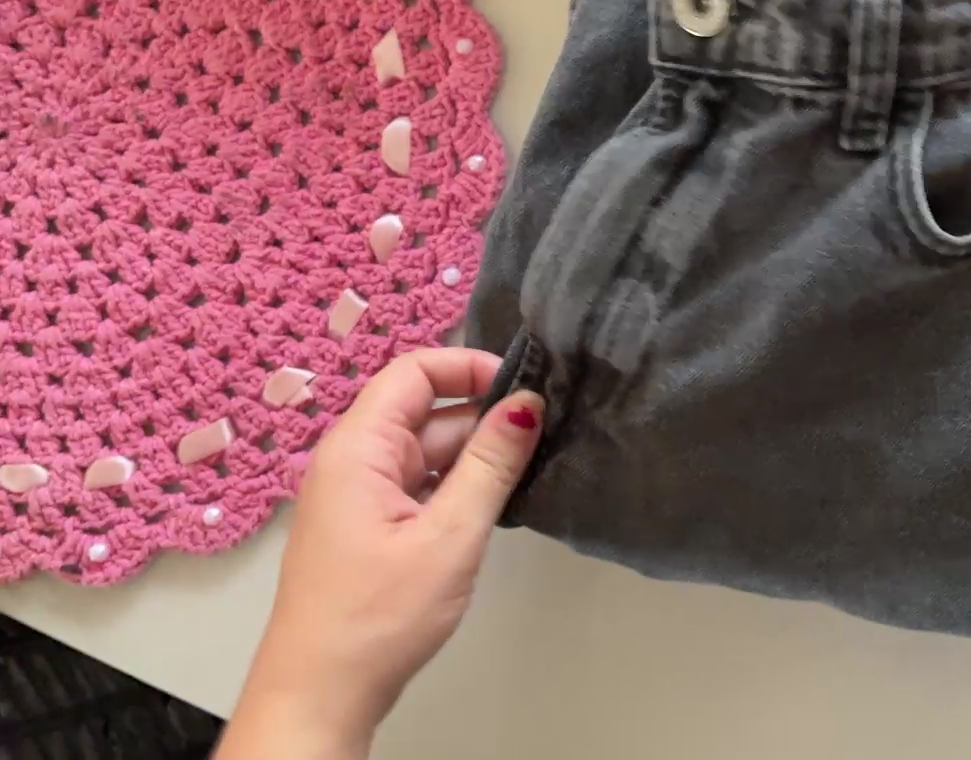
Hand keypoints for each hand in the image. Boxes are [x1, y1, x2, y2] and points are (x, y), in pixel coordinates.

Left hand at [218, 349, 543, 758]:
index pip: (415, 372)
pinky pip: (433, 477)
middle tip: (550, 427)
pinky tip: (506, 492)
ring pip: (437, 444)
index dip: (470, 366)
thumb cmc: (380, 615)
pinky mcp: (382, 521)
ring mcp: (369, 493)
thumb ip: (493, 461)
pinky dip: (470, 477)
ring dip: (484, 449)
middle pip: (431, 407)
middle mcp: (359, 462)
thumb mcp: (450, 533)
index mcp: (359, 451)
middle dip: (489, 412)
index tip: (526, 389)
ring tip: (538, 460)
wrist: (320, 703)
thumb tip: (530, 400)